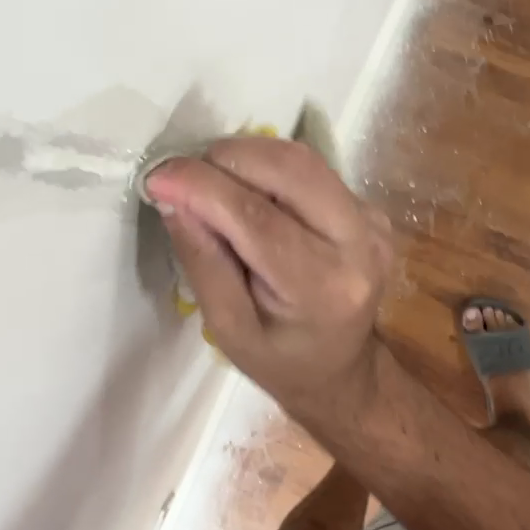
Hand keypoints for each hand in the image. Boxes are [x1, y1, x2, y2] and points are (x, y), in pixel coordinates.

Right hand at [144, 138, 393, 423]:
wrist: (340, 371)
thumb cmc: (277, 359)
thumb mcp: (227, 327)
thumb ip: (202, 261)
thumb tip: (174, 197)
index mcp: (322, 288)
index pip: (257, 219)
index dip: (202, 187)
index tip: (157, 176)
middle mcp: (359, 246)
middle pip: (290, 169)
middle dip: (226, 159)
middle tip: (184, 177)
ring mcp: (372, 223)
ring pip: (303, 160)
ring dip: (247, 159)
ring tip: (211, 184)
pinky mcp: (370, 210)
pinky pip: (313, 171)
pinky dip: (269, 172)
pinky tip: (249, 197)